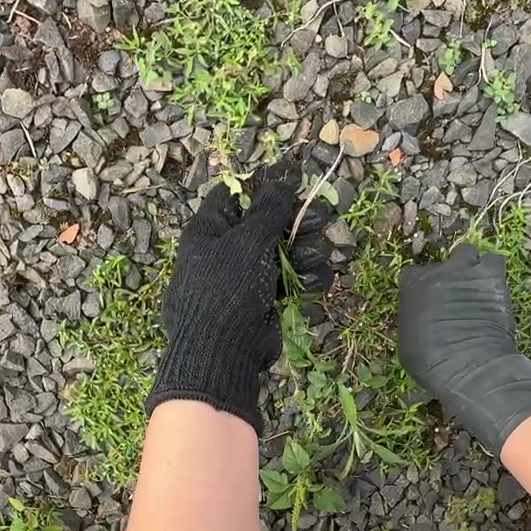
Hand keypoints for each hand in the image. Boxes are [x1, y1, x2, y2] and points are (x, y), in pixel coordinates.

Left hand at [148, 160, 329, 431]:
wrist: (222, 350)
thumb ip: (268, 210)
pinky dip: (304, 279)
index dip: (262, 187)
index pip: (234, 196)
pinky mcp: (262, 302)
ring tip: (317, 255)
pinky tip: (319, 278)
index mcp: (209, 231)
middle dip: (295, 222)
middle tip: (321, 218)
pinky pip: (287, 282)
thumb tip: (281, 180)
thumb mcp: (248, 241)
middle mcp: (225, 251)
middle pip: (265, 225)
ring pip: (281, 253)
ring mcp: (244, 278)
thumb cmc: (227, 287)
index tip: (291, 184)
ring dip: (304, 251)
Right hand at [397, 243, 530, 453]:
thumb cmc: (430, 362)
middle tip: (457, 290)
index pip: (413, 274)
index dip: (423, 287)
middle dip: (451, 272)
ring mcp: (468, 272)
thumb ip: (415, 319)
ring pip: (472, 254)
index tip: (429, 300)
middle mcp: (439, 272)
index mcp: (413, 285)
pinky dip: (495, 276)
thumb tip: (423, 318)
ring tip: (479, 286)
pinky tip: (495, 293)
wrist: (467, 367)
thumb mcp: (408, 342)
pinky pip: (496, 264)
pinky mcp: (494, 279)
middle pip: (445, 260)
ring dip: (475, 268)